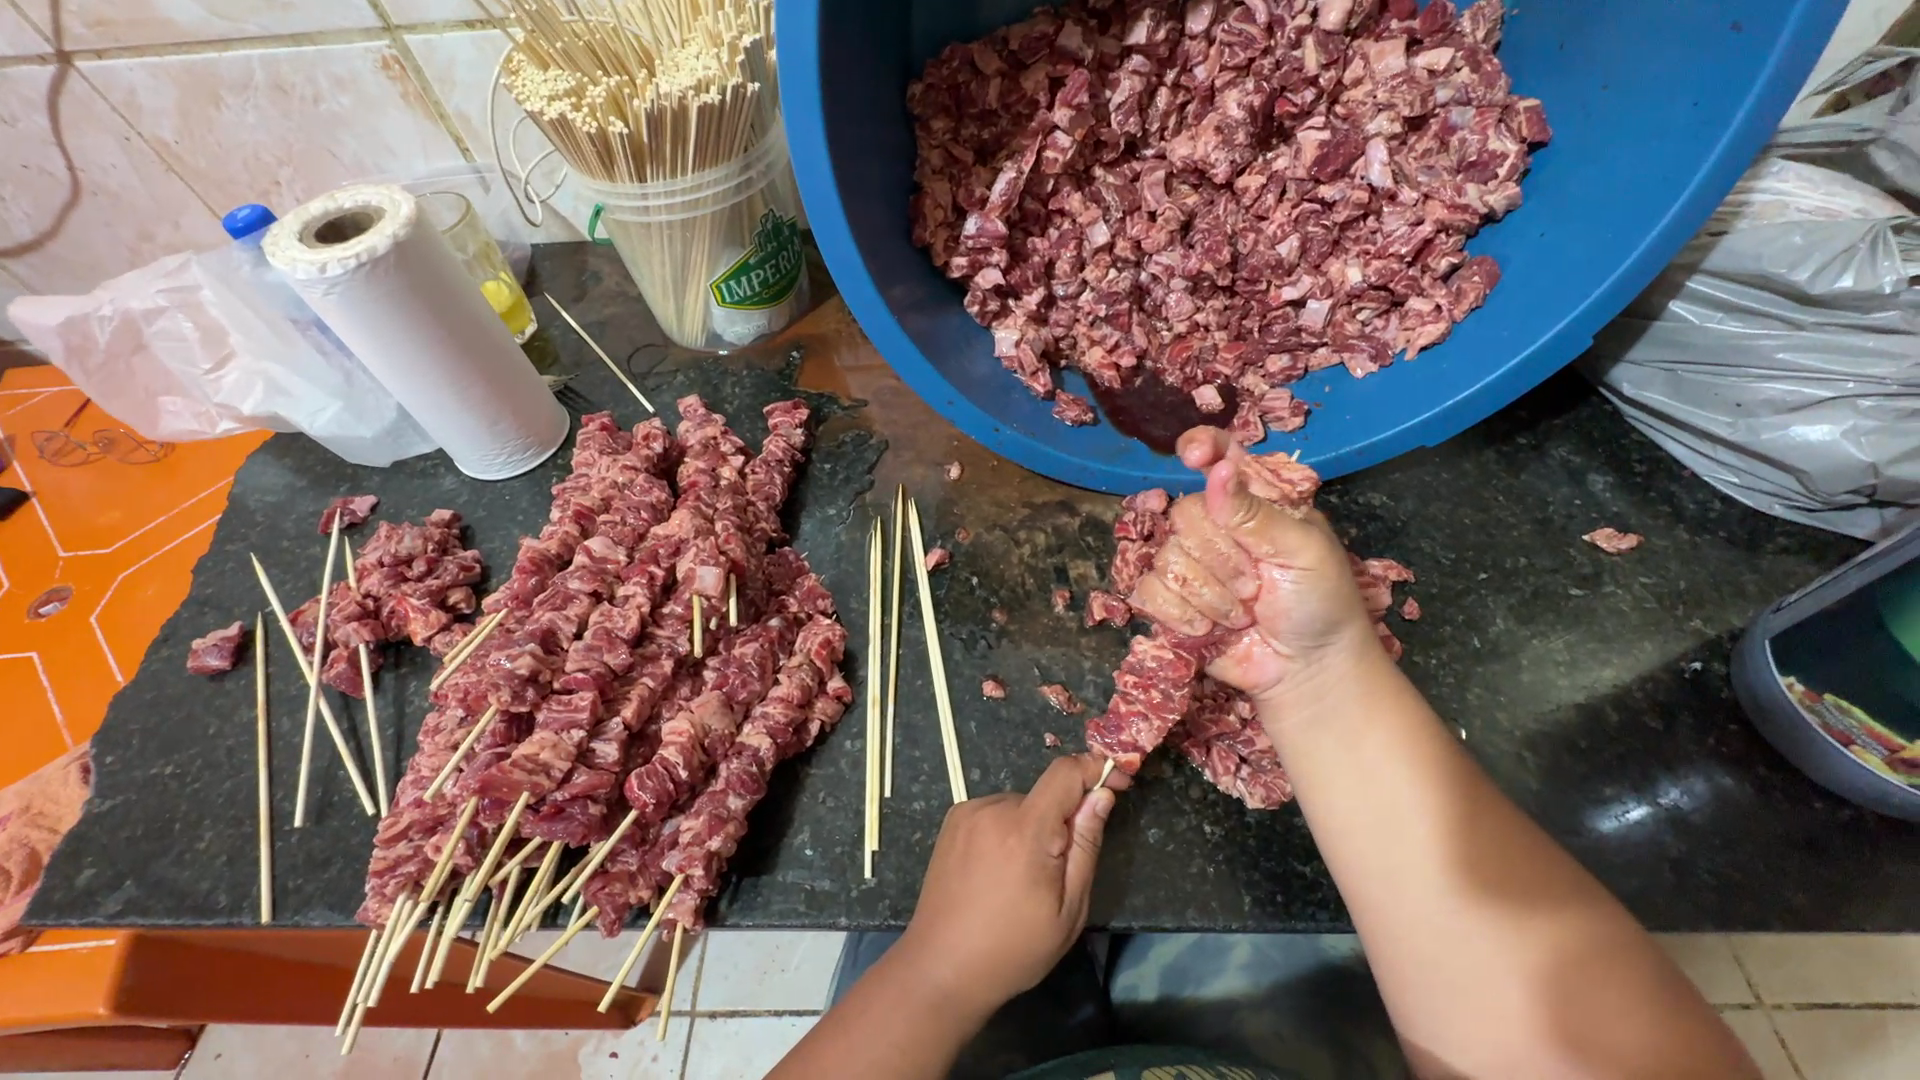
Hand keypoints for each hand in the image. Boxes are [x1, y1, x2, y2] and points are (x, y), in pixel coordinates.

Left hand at [894, 755, 1127, 1014]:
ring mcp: (967, 813)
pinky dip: (1007, 831)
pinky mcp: (952, 822)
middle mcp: (992, 809)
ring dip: (1032, 828)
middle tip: (1058, 872)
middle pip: (1043, 795)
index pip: (1065, 772)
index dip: (1096, 769)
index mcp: (1025, 829)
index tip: (1119, 783)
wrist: (942, 968)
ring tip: (1021, 880)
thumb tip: (1102, 794)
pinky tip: (997, 872)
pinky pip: (995, 813)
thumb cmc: (1014, 948)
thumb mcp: (1069, 907)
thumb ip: (1086, 843)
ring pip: (1019, 806)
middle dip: (1060, 821)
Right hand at [1127, 427, 1380, 705]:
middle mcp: (1215, 526)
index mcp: (1253, 501)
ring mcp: (1190, 565)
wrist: (1306, 669)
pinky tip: (1207, 627)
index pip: (1219, 455)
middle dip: (1220, 558)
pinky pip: (1148, 591)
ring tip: (1241, 614)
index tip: (1192, 456)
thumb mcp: (1303, 551)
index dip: (1201, 446)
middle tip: (1255, 585)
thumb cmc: (1319, 602)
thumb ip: (1256, 513)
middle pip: (1185, 515)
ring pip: (1167, 558)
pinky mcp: (1170, 602)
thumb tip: (1217, 470)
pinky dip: (1179, 613)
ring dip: (1208, 594)